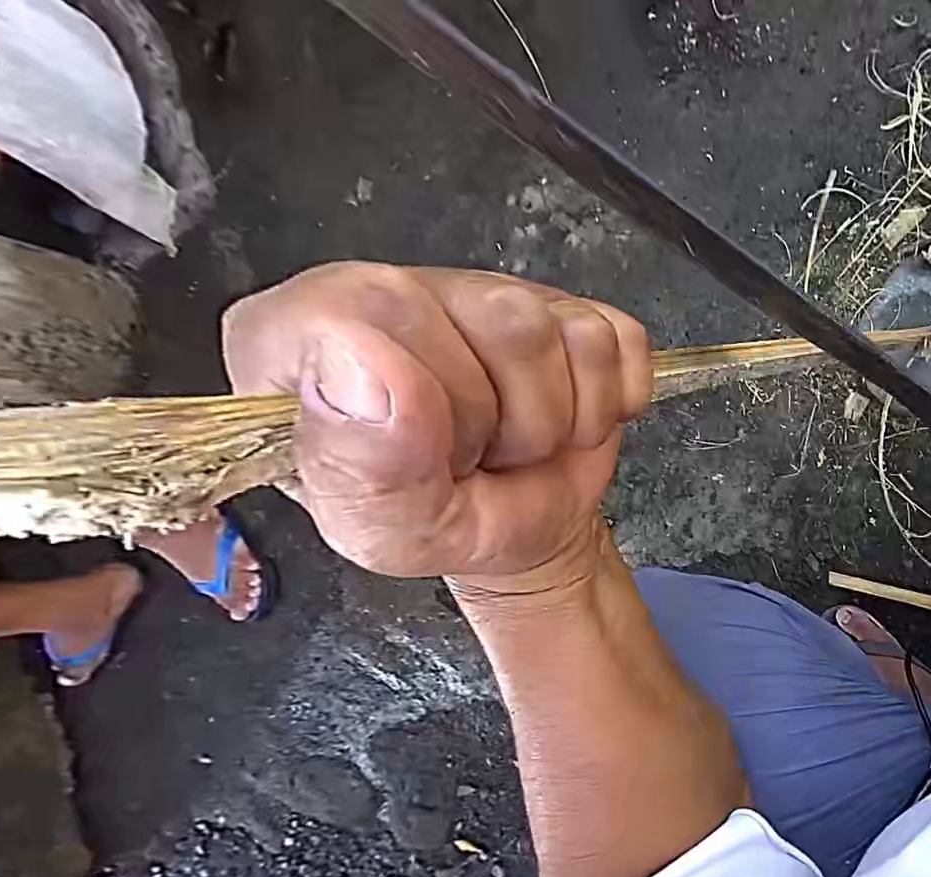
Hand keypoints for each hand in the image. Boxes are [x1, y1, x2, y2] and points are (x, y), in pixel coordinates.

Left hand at [223, 263, 651, 594]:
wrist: (527, 531)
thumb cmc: (453, 524)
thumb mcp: (389, 531)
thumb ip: (360, 464)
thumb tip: (363, 363)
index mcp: (313, 328)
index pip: (387, 309)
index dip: (431, 404)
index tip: (431, 457)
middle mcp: (406, 291)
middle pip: (506, 318)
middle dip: (514, 420)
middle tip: (486, 454)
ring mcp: (497, 293)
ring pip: (567, 332)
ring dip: (562, 418)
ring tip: (525, 442)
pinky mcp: (575, 312)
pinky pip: (618, 342)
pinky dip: (608, 404)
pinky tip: (570, 419)